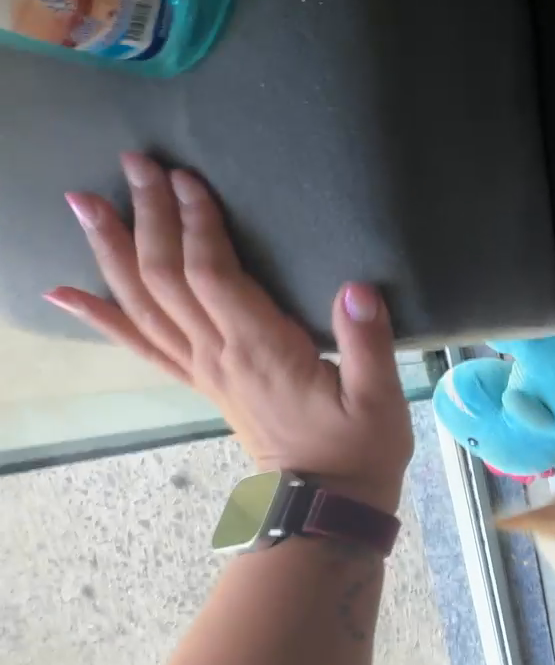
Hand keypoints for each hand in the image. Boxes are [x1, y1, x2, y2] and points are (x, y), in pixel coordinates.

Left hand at [45, 153, 411, 512]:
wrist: (329, 500)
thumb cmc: (362, 448)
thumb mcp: (382, 397)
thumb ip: (368, 343)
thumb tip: (357, 289)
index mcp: (262, 351)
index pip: (214, 275)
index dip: (198, 225)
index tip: (187, 180)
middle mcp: (219, 354)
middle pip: (166, 277)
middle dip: (148, 217)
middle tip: (133, 165)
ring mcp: (205, 371)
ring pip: (142, 302)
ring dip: (111, 250)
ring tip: (86, 203)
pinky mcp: (205, 385)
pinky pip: (142, 346)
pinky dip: (100, 317)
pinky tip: (63, 294)